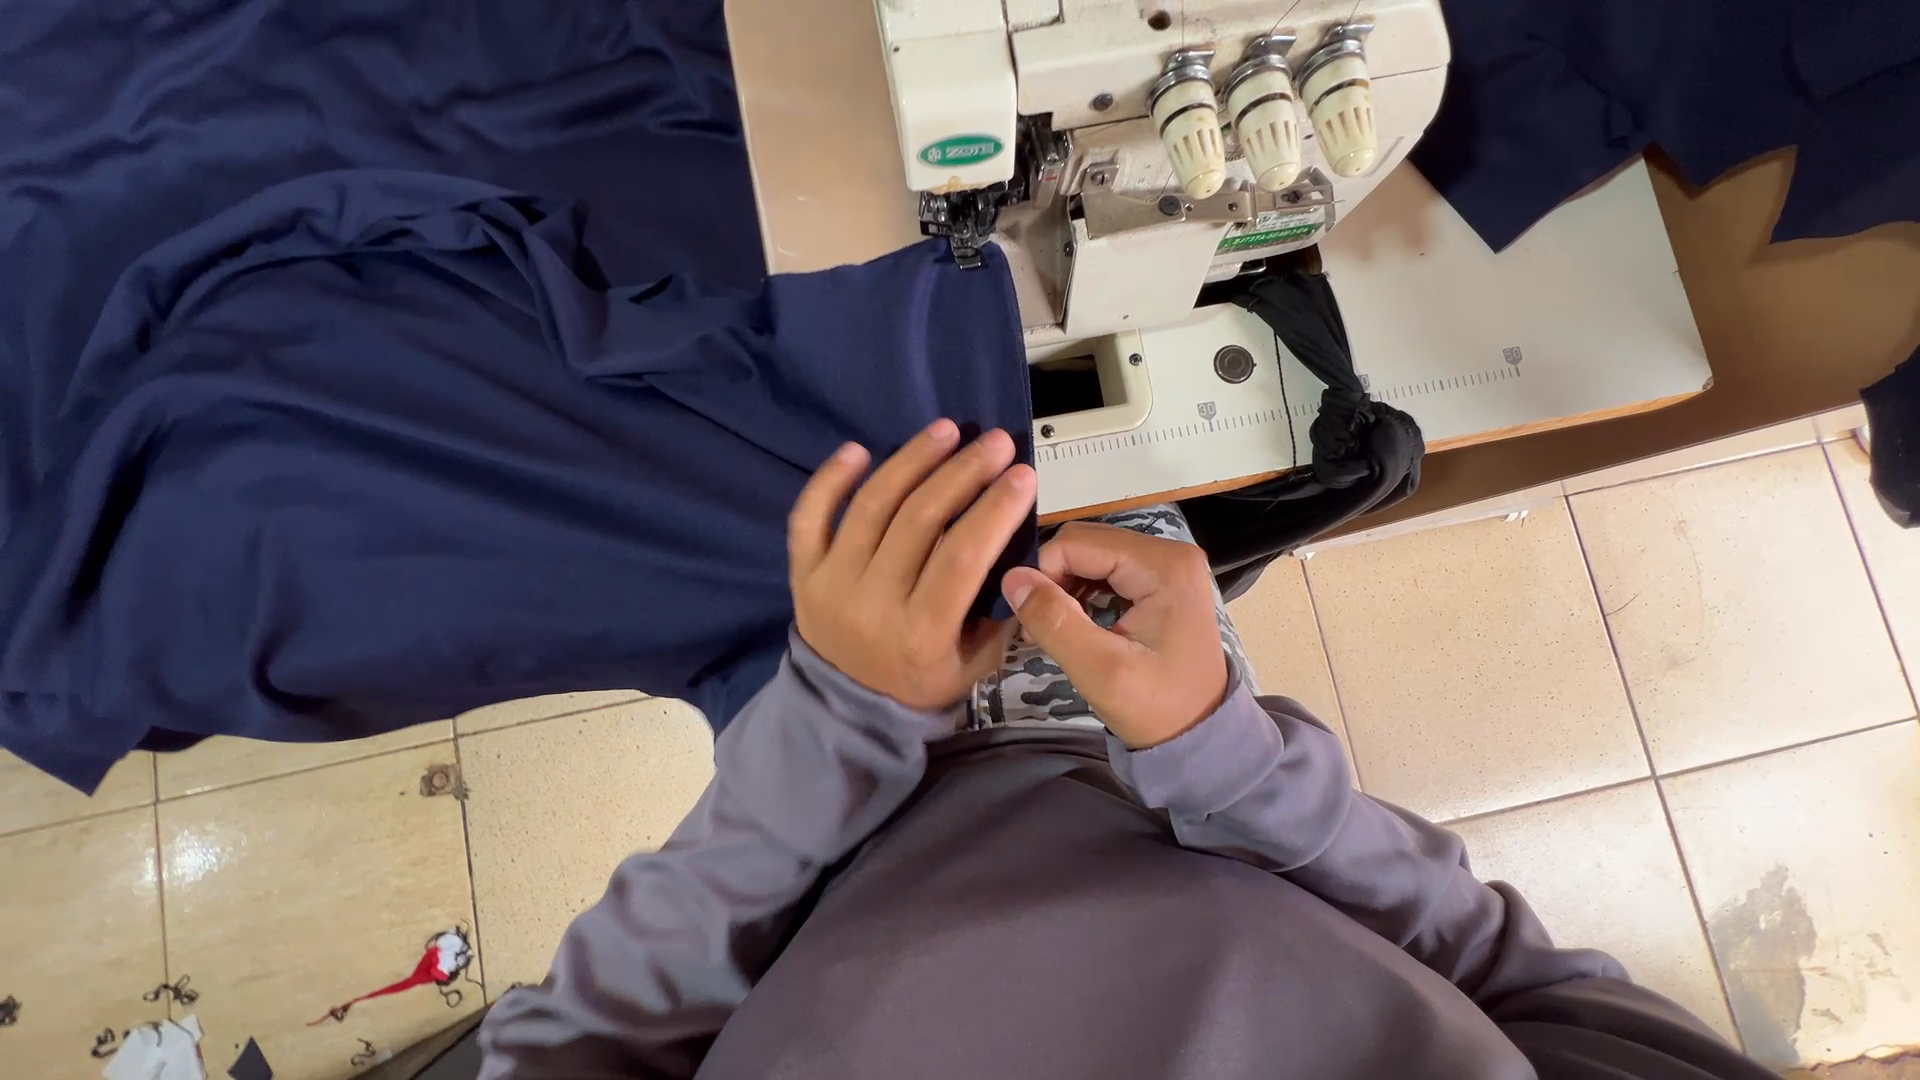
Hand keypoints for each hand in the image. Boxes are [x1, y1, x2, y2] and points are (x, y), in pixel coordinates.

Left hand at [788, 419, 1035, 708]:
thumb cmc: (922, 680)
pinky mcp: (802, 573)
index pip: (962, 556)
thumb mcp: (975, 665)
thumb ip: (1003, 615)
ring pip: (872, 506)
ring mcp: (831, 584)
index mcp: (921, 632)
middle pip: (920, 520)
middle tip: (996, 442)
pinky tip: (860, 449)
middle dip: (964, 472)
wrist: (847, 706)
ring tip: (946, 430)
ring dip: (912, 459)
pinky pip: (808, 517)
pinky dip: (829, 479)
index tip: (1023, 474)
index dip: (995, 509)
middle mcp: (872, 603)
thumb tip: (1025, 551)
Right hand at [1000, 522, 1227, 747]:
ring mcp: (1166, 564)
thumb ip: (1055, 622)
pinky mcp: (1159, 578)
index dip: (1042, 574)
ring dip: (1063, 586)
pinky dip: (1080, 590)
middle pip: (1084, 542)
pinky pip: (1104, 568)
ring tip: (1052, 629)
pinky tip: (1073, 623)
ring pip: (1090, 553)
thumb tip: (1012, 577)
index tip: (1030, 621)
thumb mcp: (1101, 671)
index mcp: (1163, 566)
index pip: (1077, 543)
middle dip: (1052, 579)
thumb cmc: (1158, 708)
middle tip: (1038, 627)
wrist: (1202, 735)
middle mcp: (1168, 552)